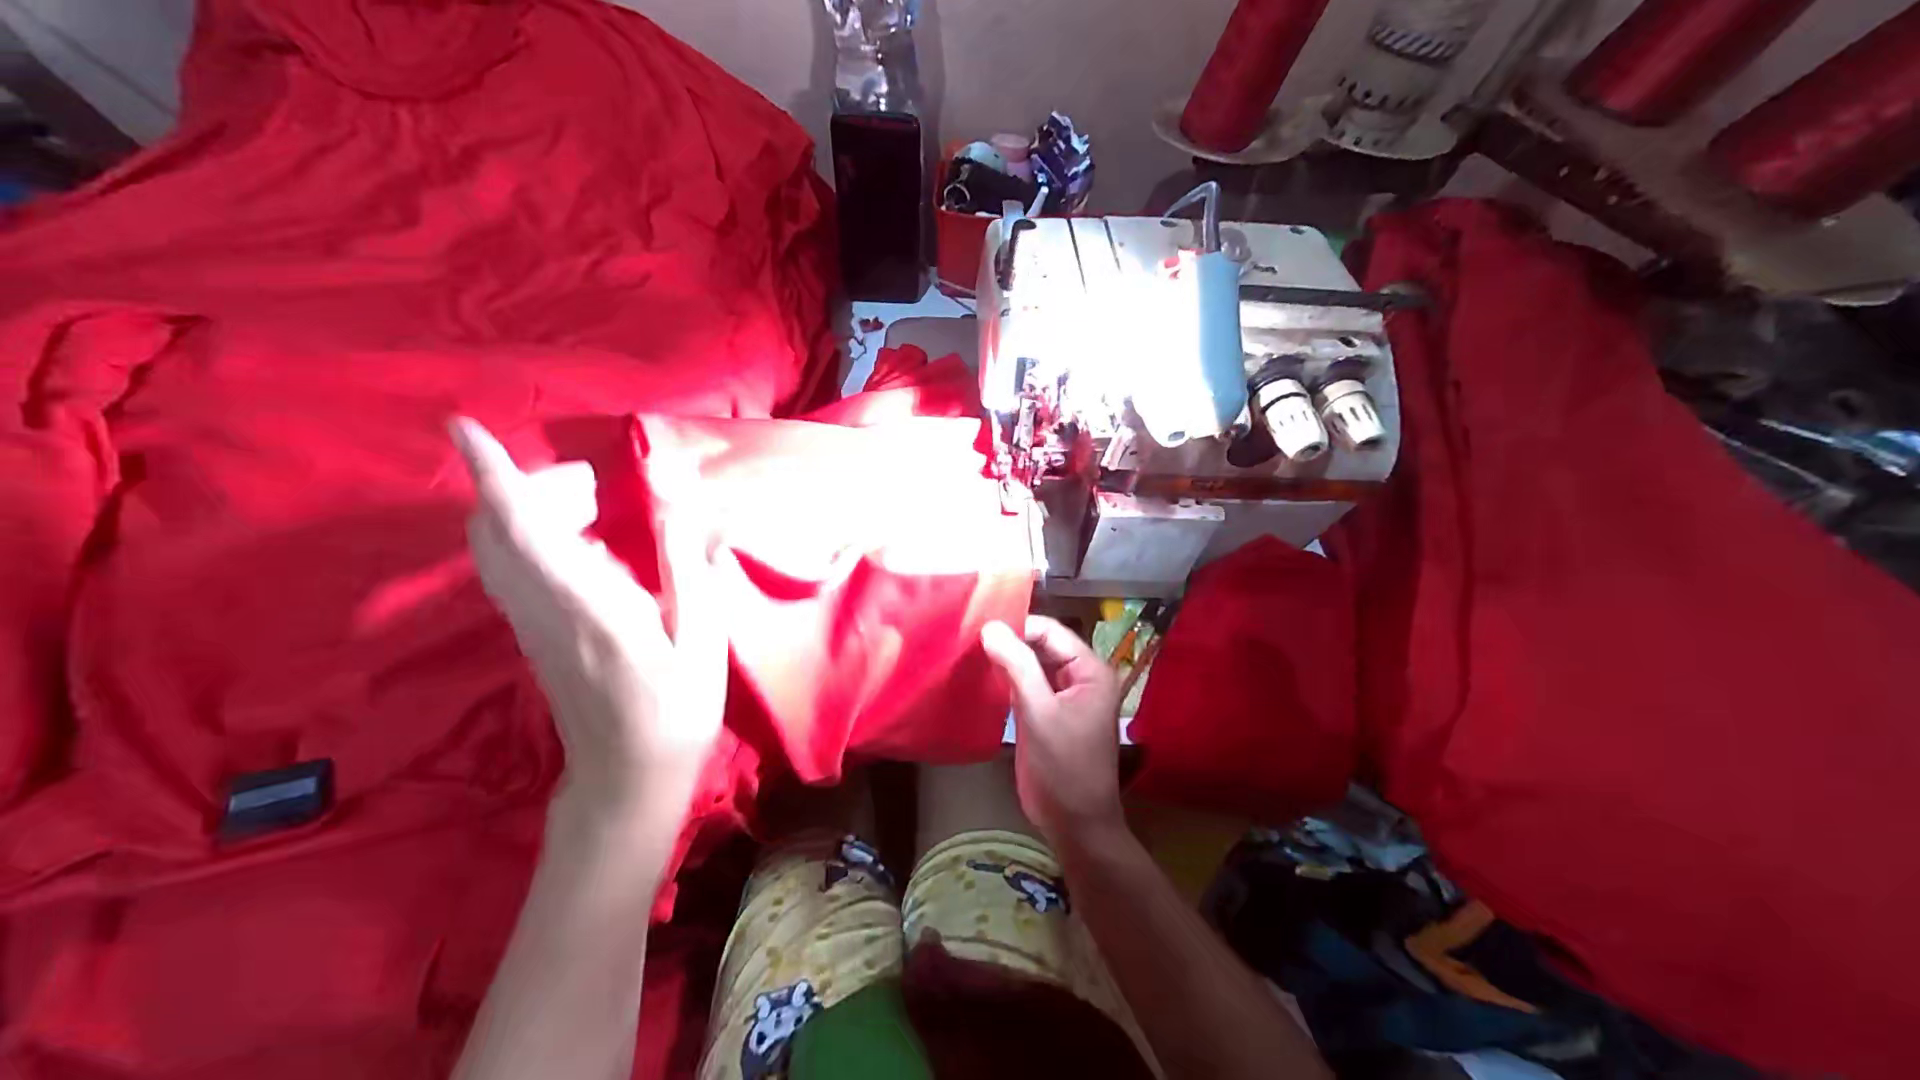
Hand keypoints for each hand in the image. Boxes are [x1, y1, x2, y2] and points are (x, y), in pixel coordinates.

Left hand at [450, 418, 730, 820]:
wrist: (628, 778)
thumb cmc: (677, 711)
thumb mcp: (701, 639)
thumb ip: (687, 567)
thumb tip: (679, 503)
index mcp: (585, 605)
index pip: (521, 527)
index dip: (492, 473)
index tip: (463, 426)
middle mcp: (541, 609)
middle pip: (497, 528)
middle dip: (528, 484)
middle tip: (593, 481)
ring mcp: (529, 624)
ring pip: (497, 547)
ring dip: (528, 508)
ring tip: (597, 505)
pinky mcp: (532, 635)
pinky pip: (511, 568)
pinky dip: (531, 536)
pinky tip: (591, 546)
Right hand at [980, 616, 1125, 844]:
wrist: (1074, 823)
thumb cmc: (1064, 767)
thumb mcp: (1039, 713)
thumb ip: (1017, 666)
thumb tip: (990, 626)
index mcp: (1091, 671)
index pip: (1051, 632)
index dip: (1018, 626)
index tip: (979, 629)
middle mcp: (1081, 677)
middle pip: (1042, 645)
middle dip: (1010, 641)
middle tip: (969, 638)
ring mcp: (1064, 696)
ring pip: (1032, 664)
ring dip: (1006, 659)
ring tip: (969, 652)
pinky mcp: (1047, 713)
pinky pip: (1027, 685)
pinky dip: (1007, 679)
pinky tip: (980, 675)